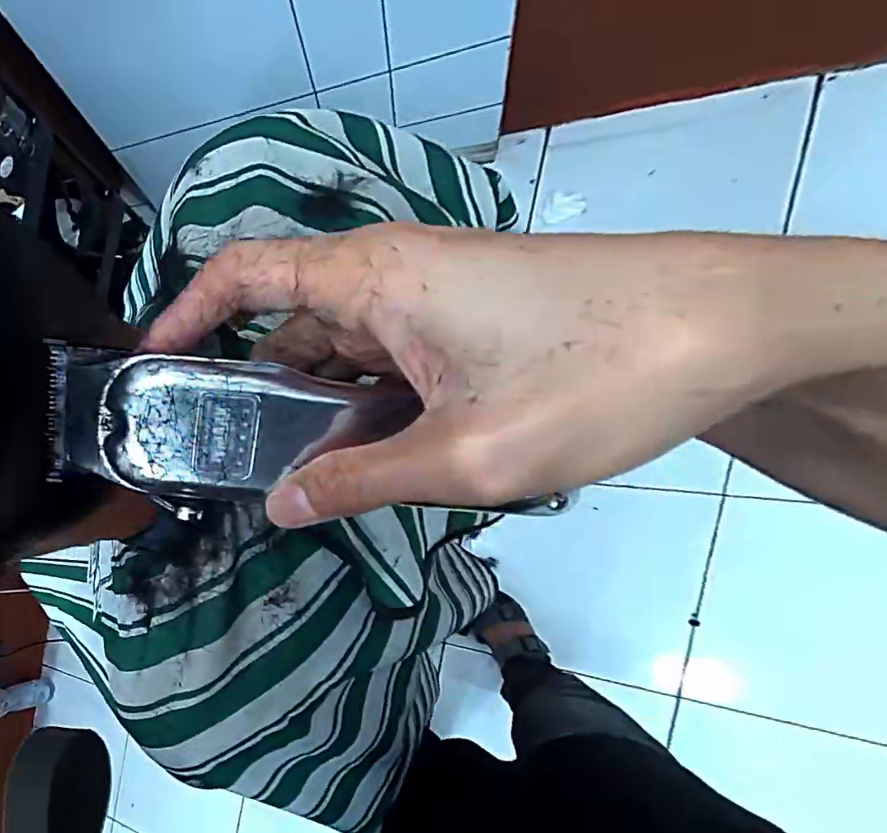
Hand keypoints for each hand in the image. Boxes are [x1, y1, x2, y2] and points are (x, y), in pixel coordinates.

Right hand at [139, 224, 808, 526]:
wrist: (736, 329)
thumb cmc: (598, 374)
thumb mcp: (462, 453)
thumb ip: (357, 482)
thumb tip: (279, 506)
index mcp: (372, 278)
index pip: (243, 273)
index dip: (185, 314)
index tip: (150, 366)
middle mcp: (388, 279)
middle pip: (282, 325)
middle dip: (244, 389)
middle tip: (216, 459)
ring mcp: (423, 305)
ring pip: (332, 355)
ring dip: (304, 410)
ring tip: (281, 476)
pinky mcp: (455, 330)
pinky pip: (377, 368)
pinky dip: (353, 411)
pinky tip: (354, 462)